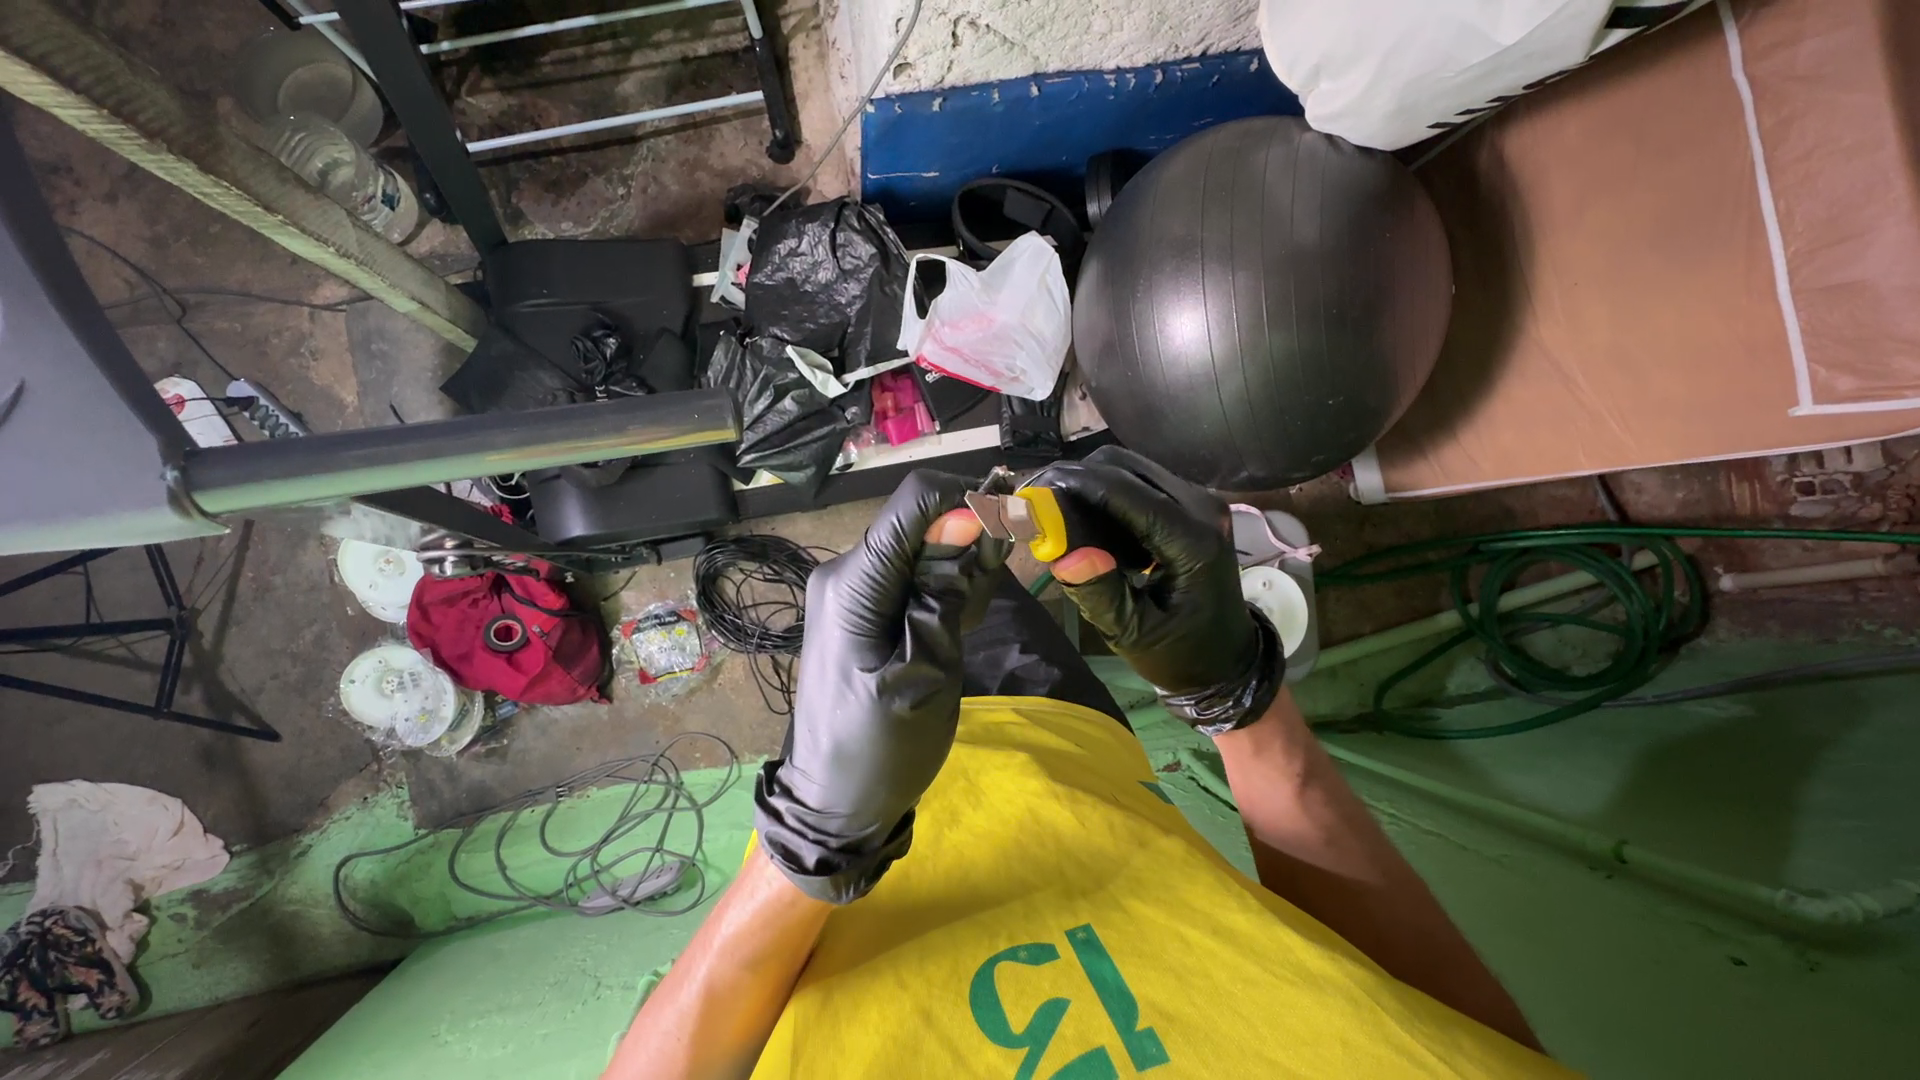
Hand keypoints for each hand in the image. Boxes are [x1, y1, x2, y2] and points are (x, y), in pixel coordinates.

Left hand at [754, 471, 1008, 903]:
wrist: (832, 802)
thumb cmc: (880, 748)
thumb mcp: (927, 673)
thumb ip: (945, 591)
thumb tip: (970, 516)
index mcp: (854, 583)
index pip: (916, 501)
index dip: (970, 501)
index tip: (1013, 529)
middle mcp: (846, 572)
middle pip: (920, 523)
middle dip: (969, 541)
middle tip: (987, 605)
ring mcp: (852, 590)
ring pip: (920, 550)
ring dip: (959, 573)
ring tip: (965, 630)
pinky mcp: (862, 610)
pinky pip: (910, 579)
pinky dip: (943, 593)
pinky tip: (953, 630)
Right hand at [1034, 446, 1282, 735]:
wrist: (1228, 661)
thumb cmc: (1181, 653)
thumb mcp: (1135, 634)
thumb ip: (1100, 594)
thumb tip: (1064, 558)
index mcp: (1192, 543)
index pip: (1127, 494)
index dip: (1077, 485)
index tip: (1033, 489)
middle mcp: (1201, 509)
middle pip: (1125, 467)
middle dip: (1077, 478)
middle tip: (1038, 502)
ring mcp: (1199, 502)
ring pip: (1131, 469)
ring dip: (1090, 484)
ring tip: (1056, 512)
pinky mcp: (1191, 505)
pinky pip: (1141, 483)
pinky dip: (1108, 494)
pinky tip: (1089, 522)